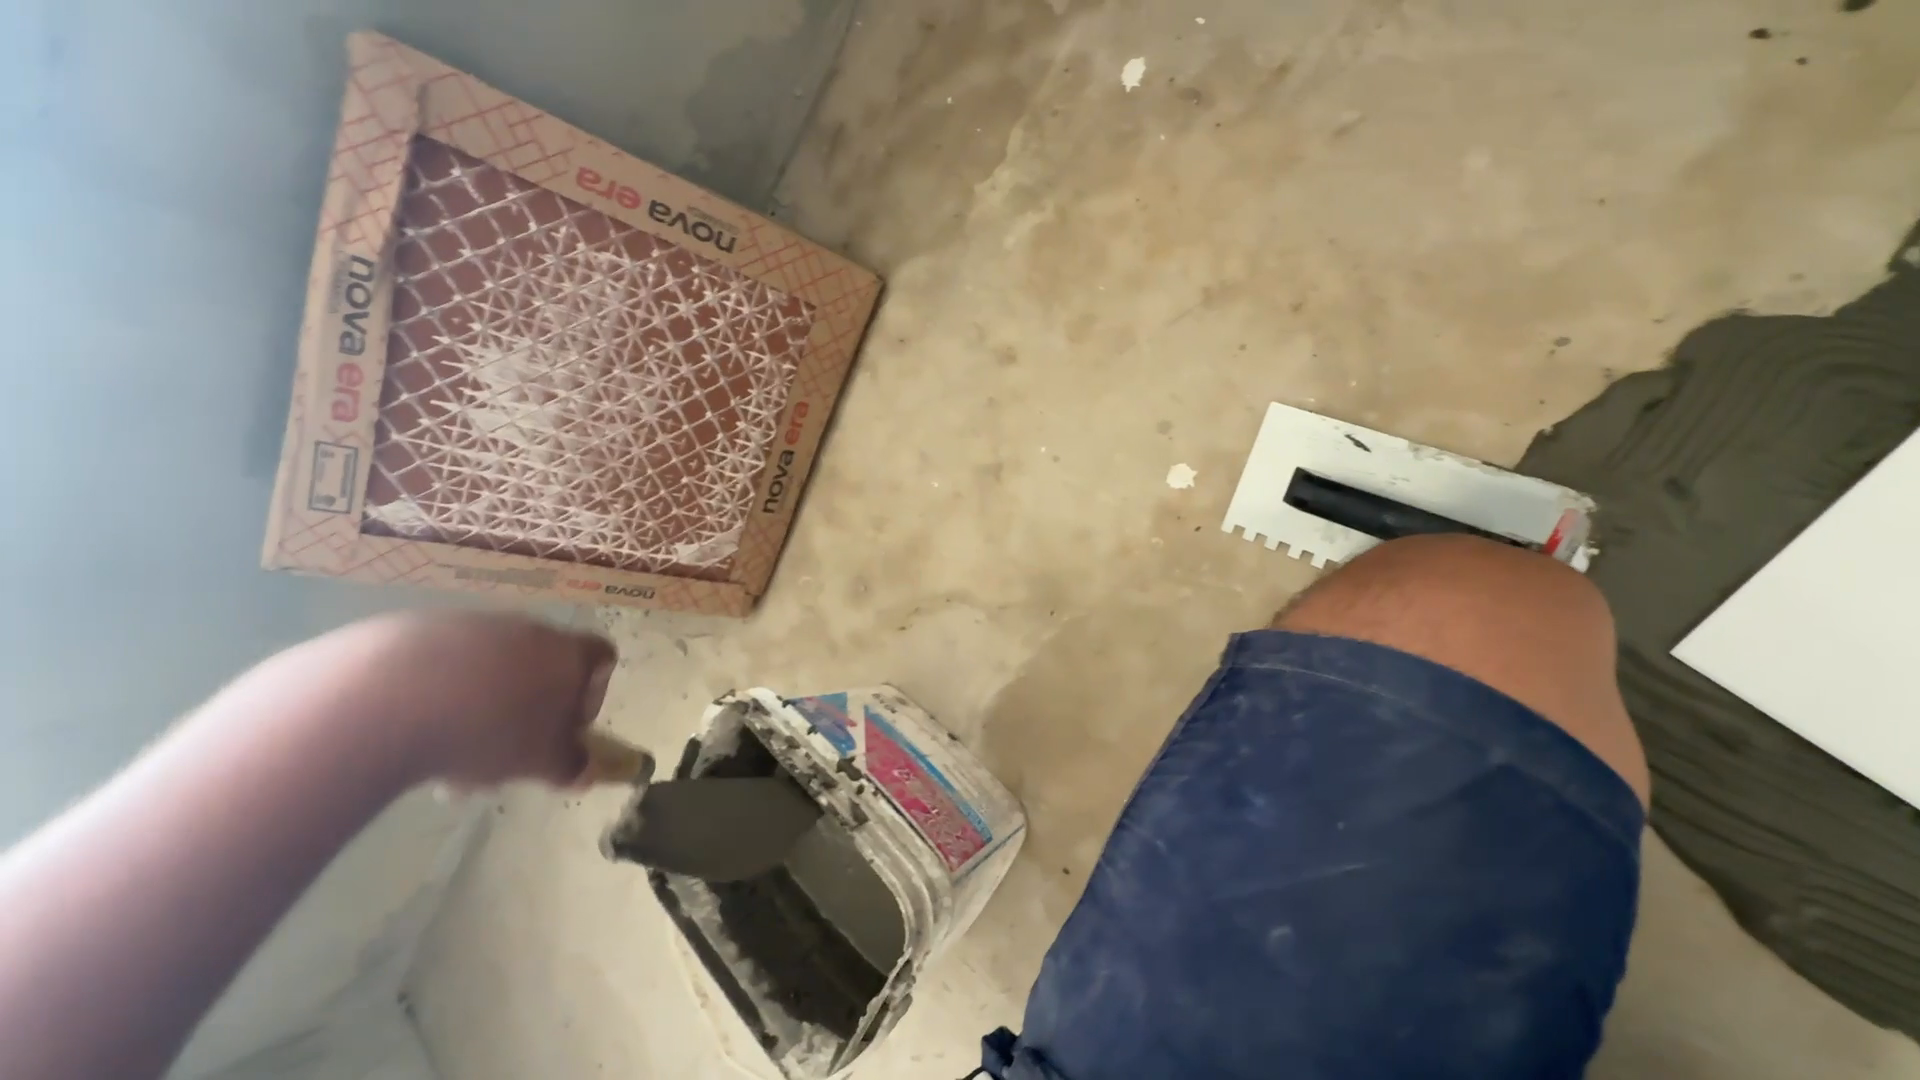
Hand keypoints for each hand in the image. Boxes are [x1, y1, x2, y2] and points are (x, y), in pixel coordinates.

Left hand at [272, 611, 616, 787]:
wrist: (389, 697)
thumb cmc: (490, 731)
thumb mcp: (540, 763)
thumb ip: (570, 765)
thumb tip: (586, 770)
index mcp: (567, 654)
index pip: (601, 658)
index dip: (592, 693)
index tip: (567, 729)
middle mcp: (527, 629)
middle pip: (540, 667)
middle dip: (526, 712)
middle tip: (502, 757)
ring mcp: (471, 624)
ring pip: (488, 668)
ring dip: (479, 707)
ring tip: (446, 758)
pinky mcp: (417, 628)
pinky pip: (440, 664)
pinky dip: (436, 694)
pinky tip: (410, 732)